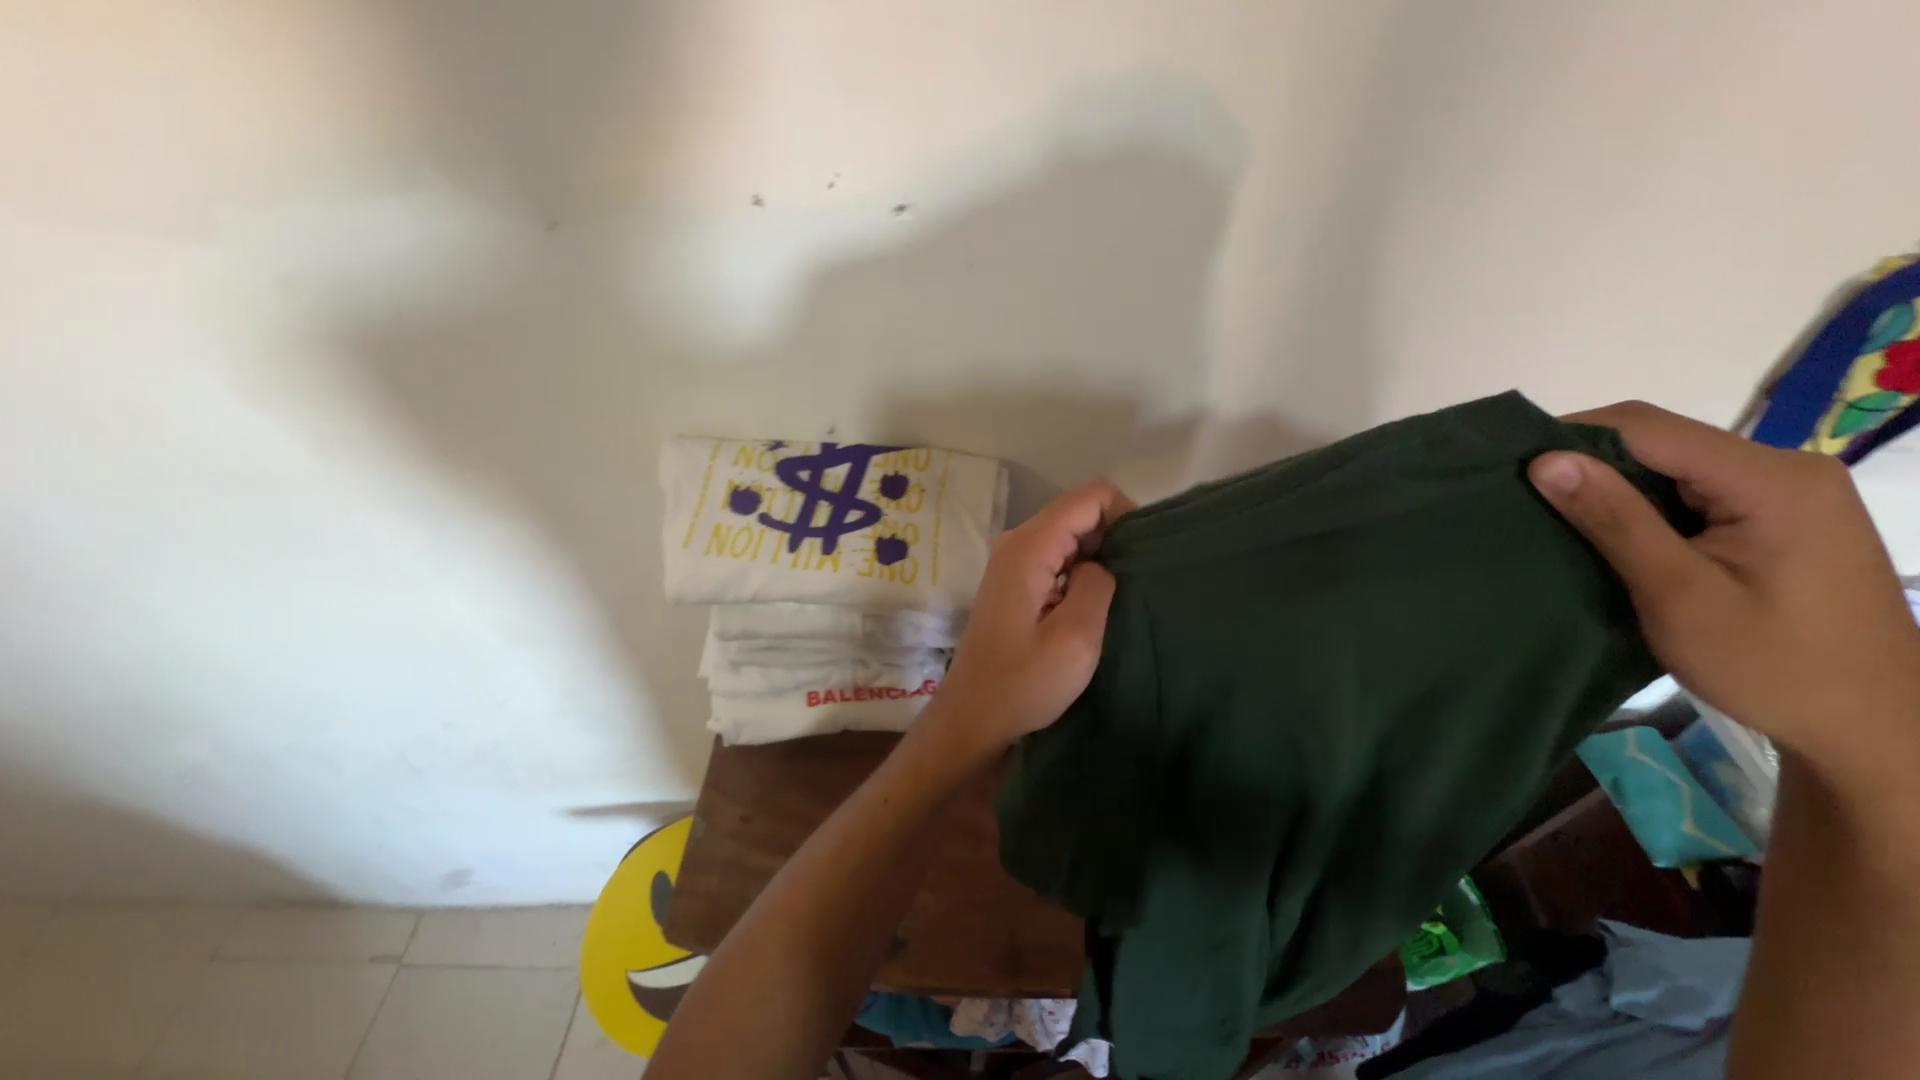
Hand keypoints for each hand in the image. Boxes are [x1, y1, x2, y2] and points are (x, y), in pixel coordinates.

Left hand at [927, 479, 1135, 751]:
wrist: (973, 718)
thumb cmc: (1022, 684)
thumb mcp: (1075, 639)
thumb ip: (1098, 586)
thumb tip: (1102, 564)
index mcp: (1030, 547)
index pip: (1091, 496)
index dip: (1126, 515)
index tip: (1142, 558)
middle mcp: (1018, 542)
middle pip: (1081, 512)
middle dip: (1115, 537)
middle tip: (1134, 586)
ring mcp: (1014, 563)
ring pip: (1072, 536)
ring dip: (1100, 558)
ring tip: (1119, 600)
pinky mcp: (1016, 584)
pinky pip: (1059, 558)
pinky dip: (1082, 573)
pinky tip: (1094, 609)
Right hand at [1528, 401, 1919, 786]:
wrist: (1872, 727)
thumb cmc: (1772, 666)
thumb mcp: (1678, 595)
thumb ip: (1615, 521)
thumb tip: (1545, 460)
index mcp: (1771, 479)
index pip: (1647, 428)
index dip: (1571, 437)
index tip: (1511, 467)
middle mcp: (1787, 468)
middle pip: (1663, 442)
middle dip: (1590, 463)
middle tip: (1526, 498)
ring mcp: (1790, 492)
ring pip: (1676, 468)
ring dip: (1616, 488)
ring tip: (1558, 519)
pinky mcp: (1784, 517)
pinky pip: (1697, 493)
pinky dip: (1647, 508)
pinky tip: (1616, 537)